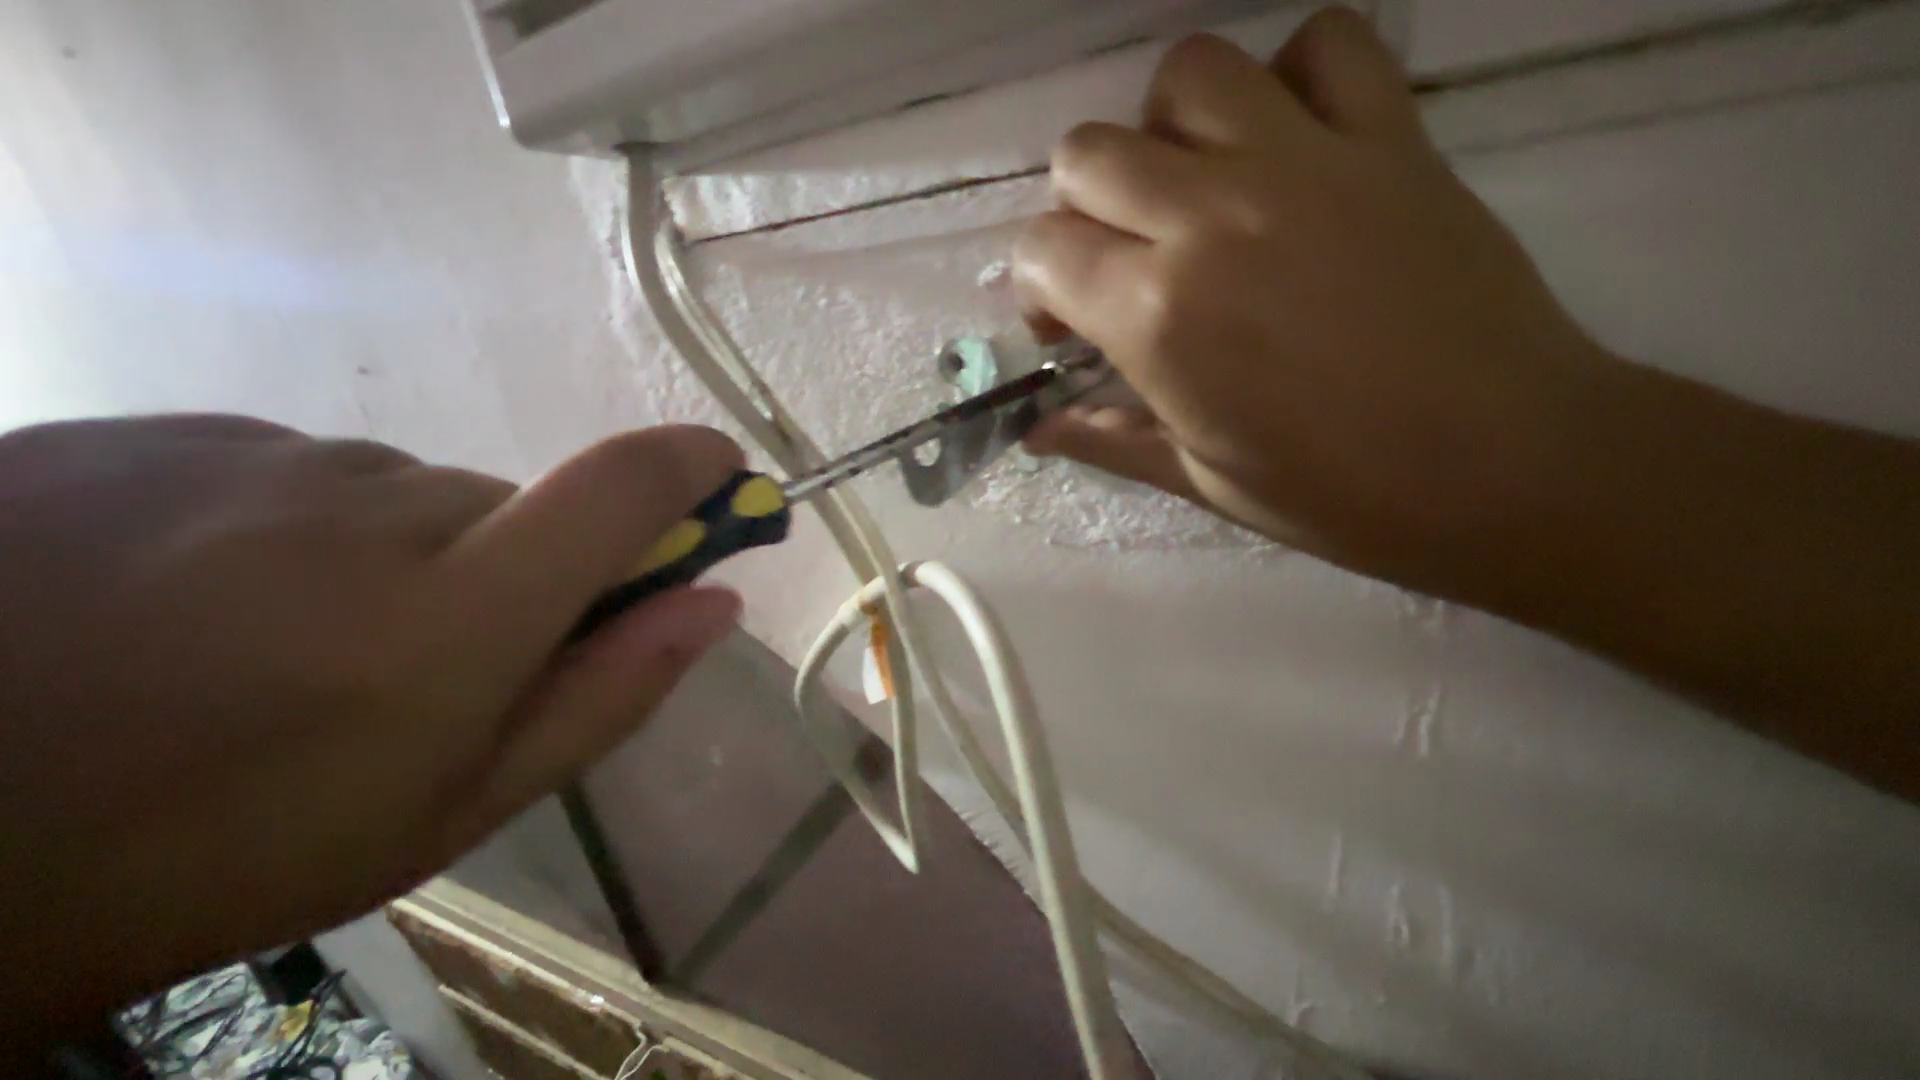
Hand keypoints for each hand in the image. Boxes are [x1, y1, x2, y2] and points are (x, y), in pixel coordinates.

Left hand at [0, 415, 743, 1035]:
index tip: (723, 476)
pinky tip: (205, 597)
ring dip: (398, 548)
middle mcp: (364, 511)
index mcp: (449, 621)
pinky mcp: (151, 434)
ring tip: (294, 637)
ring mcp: (248, 459)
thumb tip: (716, 604)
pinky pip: (299, 468)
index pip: (616, 491)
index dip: (688, 468)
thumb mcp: (453, 808)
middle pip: (508, 503)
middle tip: (434, 655)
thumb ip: (604, 694)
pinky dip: (301, 522)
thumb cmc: (236, 851)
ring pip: (403, 488)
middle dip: (514, 565)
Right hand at [1015, 10, 1617, 601]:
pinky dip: (1295, 74)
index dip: (1037, 287)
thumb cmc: (1340, 494)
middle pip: (1087, 151)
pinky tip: (1295, 138)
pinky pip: (1326, 43)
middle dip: (1082, 206)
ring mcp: (1304, 162)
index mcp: (1156, 314)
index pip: (1040, 251)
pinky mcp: (1390, 136)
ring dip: (1170, 127)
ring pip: (1188, 74)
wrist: (1507, 467)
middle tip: (1124, 255)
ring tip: (1200, 185)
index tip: (1068, 323)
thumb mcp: (1200, 479)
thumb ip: (1105, 437)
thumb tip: (1032, 428)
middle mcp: (1210, 217)